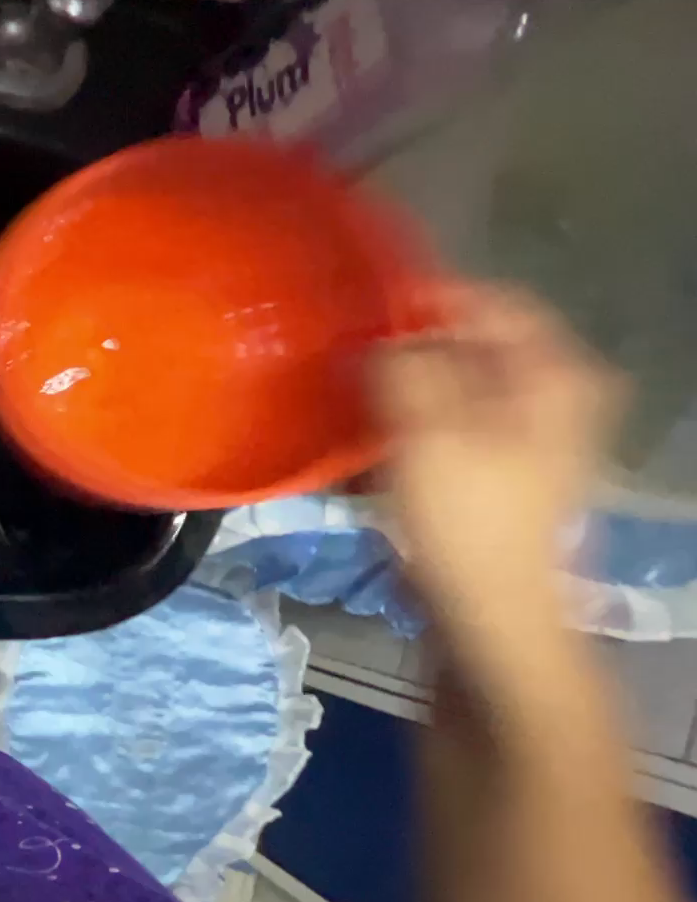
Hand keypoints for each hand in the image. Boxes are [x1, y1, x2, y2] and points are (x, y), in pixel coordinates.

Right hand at [371, 283, 623, 635]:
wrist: (486, 602)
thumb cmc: (462, 517)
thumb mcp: (427, 434)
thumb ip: (405, 371)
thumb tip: (383, 340)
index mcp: (554, 376)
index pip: (491, 303)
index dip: (425, 298)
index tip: (361, 306)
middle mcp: (553, 393)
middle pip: (472, 344)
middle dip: (407, 345)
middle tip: (347, 352)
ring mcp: (529, 432)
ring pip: (455, 383)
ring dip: (401, 385)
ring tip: (349, 392)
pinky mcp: (498, 464)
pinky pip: (447, 418)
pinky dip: (408, 418)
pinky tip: (371, 436)